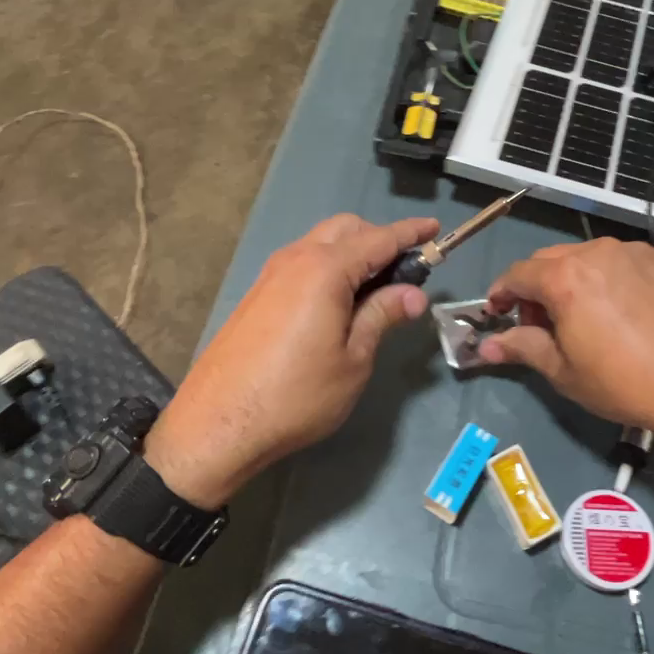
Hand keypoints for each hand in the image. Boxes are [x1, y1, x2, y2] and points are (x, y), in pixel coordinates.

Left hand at [141, 214, 439, 506]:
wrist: (218, 424)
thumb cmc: (296, 395)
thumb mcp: (353, 360)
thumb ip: (382, 316)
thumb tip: (414, 293)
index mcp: (325, 269)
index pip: (379, 239)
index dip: (410, 233)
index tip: (435, 229)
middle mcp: (296, 259)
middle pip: (346, 229)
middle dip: (380, 238)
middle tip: (407, 270)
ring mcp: (272, 274)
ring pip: (321, 243)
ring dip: (353, 252)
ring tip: (377, 288)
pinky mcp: (258, 294)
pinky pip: (303, 262)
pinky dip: (330, 266)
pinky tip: (340, 301)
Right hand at [477, 238, 653, 431]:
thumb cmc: (623, 382)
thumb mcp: (563, 371)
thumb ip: (522, 347)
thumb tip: (486, 346)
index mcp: (564, 277)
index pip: (517, 274)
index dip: (501, 293)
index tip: (499, 314)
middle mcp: (596, 252)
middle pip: (550, 260)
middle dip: (537, 287)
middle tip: (543, 324)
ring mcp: (634, 251)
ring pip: (589, 257)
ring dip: (575, 279)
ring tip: (587, 317)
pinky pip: (624, 262)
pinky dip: (612, 279)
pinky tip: (626, 311)